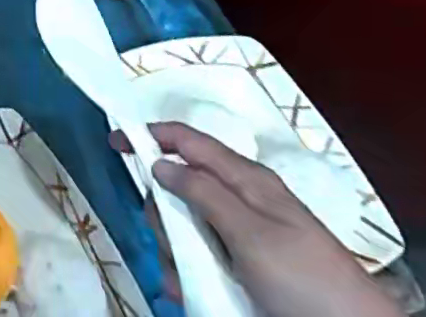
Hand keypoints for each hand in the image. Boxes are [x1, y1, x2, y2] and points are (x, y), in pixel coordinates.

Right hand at [114, 122, 402, 316]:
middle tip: (167, 239)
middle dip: (163, 211)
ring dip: (175, 249)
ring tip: (183, 281)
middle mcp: (242, 201)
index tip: (115, 143)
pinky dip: (189, 272)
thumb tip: (161, 162)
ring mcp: (244, 236)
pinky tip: (191, 292)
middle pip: (180, 185)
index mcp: (246, 180)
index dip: (150, 134)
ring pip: (186, 224)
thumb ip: (204, 193)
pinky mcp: (246, 269)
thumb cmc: (310, 286)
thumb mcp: (252, 236)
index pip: (188, 139)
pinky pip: (202, 257)